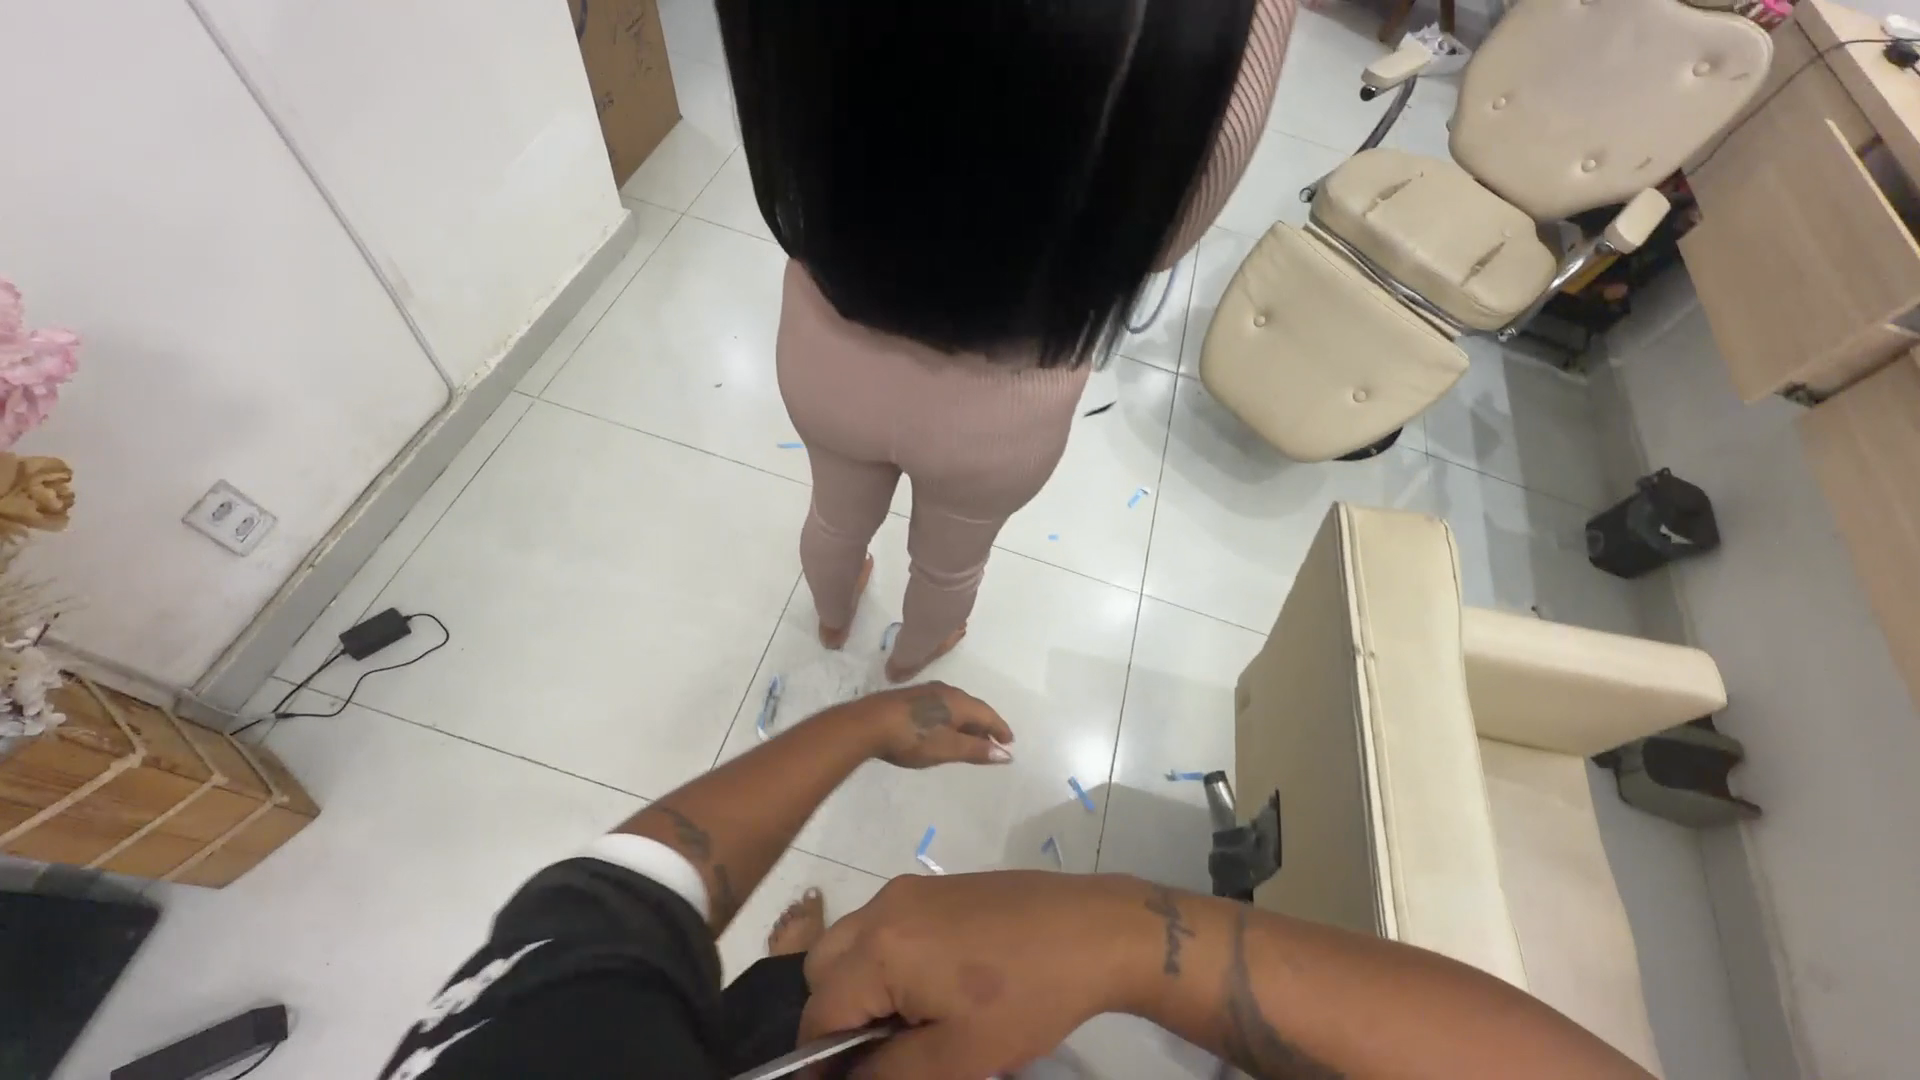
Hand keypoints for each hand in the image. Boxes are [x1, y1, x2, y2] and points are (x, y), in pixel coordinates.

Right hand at [799, 873, 1149, 1078]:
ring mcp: (910, 889)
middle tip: (874, 1053)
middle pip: (823, 968)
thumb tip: (848, 1076)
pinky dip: (885, 958)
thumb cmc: (1026, 996)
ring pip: (851, 941)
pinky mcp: (935, 886)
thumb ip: (888, 1074)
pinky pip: (884, 924)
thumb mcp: (958, 1057)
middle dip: (834, 1015)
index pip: (819, 1012)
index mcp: (881, 947)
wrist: (1091, 930)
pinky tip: (931, 986)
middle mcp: (884, 907)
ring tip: (906, 1023)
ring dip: (858, 985)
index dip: (819, 1062)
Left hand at [846, 682, 1013, 769]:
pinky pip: (941, 707)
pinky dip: (950, 720)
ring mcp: (925, 692)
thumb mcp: (947, 748)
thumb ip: (976, 750)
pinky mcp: (910, 698)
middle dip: (984, 726)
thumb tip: (1006, 753)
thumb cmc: (911, 738)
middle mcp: (945, 691)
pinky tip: (942, 731)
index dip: (1000, 729)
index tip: (1009, 743)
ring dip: (967, 723)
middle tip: (991, 744)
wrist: (867, 724)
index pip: (987, 714)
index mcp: (958, 701)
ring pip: (955, 706)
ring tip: (969, 740)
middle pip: (972, 708)